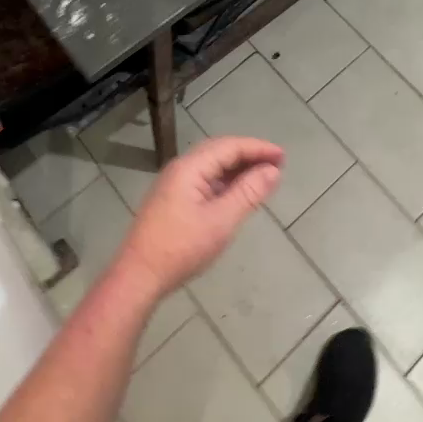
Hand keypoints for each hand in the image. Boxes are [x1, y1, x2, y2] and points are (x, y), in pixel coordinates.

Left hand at [115, 137, 284, 299]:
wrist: (139, 275)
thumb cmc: (181, 247)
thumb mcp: (221, 221)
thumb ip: (247, 193)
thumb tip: (273, 171)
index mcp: (190, 167)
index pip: (229, 146)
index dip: (258, 148)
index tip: (283, 156)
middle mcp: (180, 168)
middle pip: (219, 151)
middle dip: (249, 154)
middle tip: (277, 164)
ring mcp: (174, 184)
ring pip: (211, 166)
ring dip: (237, 168)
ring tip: (262, 177)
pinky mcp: (172, 200)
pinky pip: (204, 180)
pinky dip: (224, 182)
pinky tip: (236, 194)